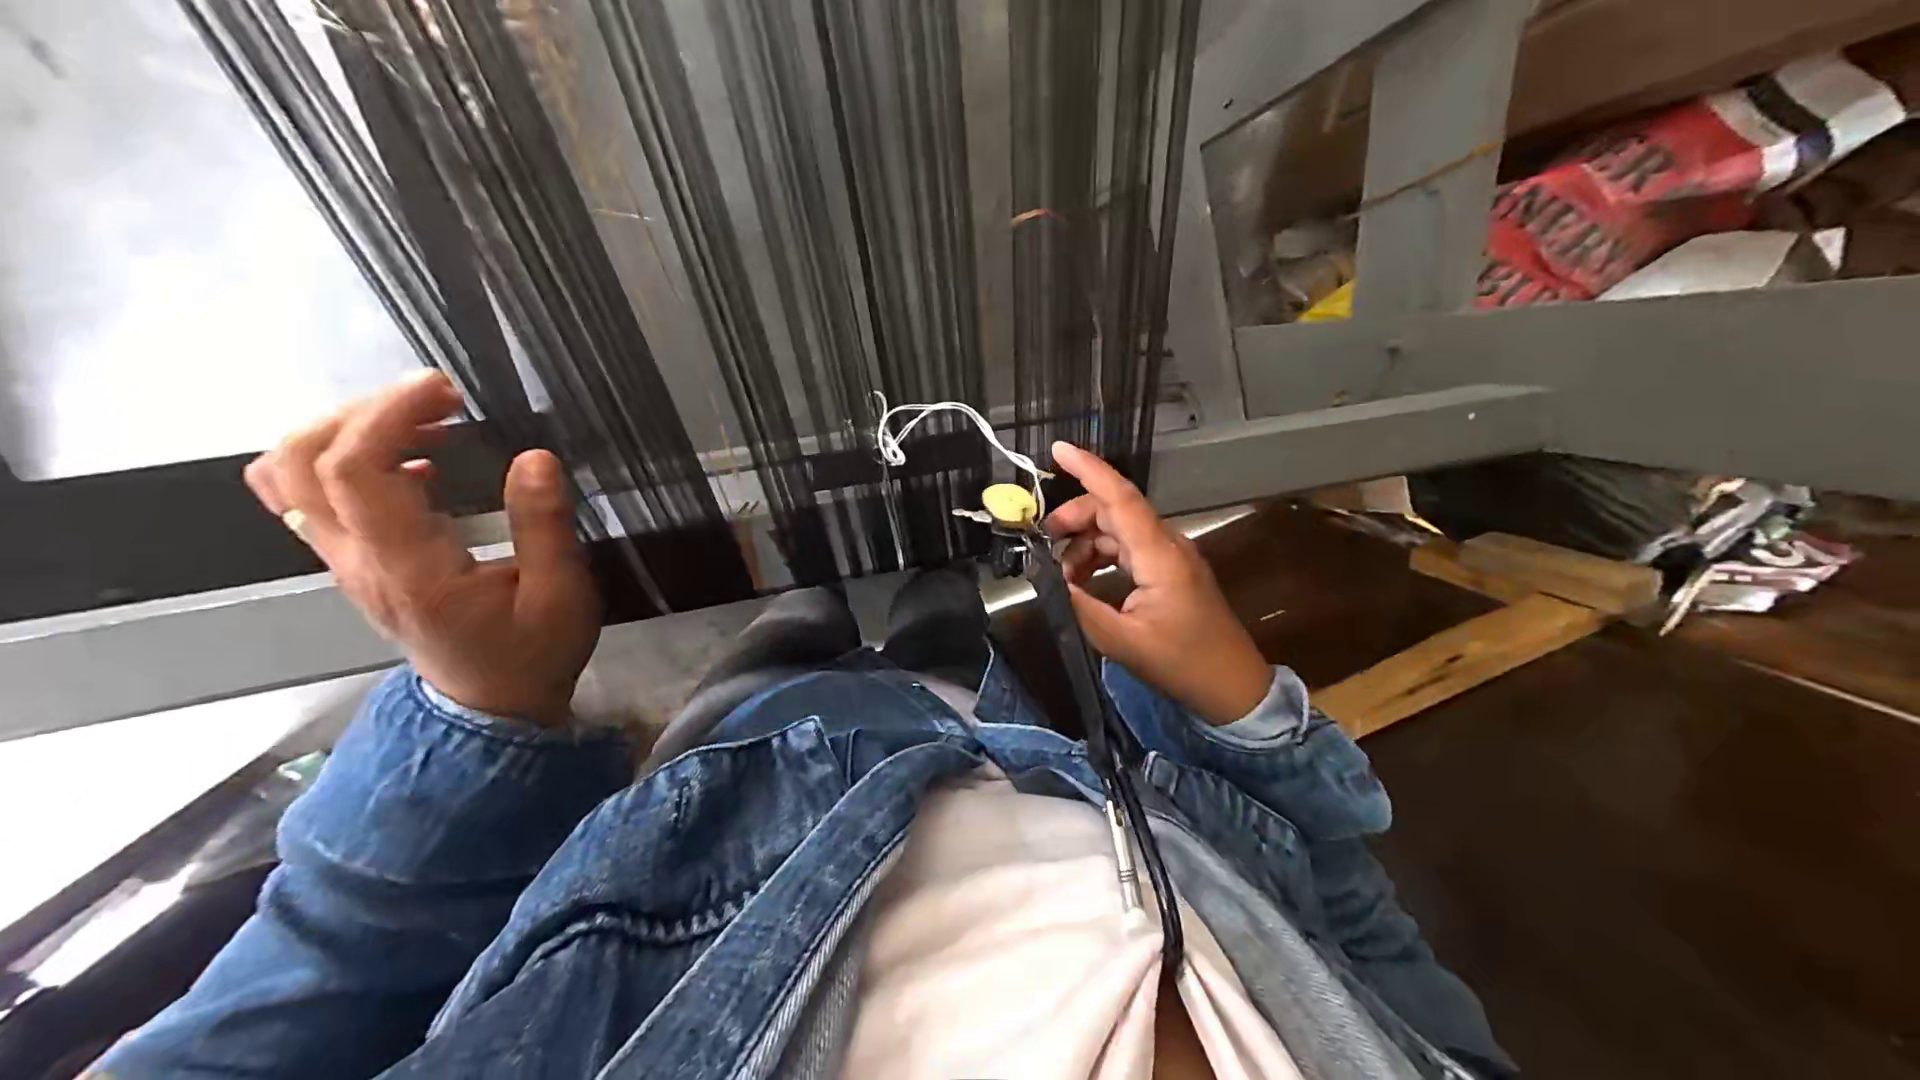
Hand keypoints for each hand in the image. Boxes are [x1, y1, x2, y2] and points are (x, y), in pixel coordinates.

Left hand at [244, 370, 599, 725]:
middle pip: (298, 463)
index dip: (389, 415)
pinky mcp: (357, 566)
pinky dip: (346, 462)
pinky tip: (414, 465)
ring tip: (420, 426)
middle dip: (361, 412)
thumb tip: (535, 457)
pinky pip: (314, 500)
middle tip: (436, 403)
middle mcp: (358, 562)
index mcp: (408, 568)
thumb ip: (545, 526)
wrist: (494, 708)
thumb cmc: (534, 653)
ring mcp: (348, 565)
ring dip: (345, 434)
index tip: (444, 390)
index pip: (356, 470)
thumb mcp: (562, 594)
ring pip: (290, 481)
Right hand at [1044, 441, 1270, 724]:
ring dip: (1084, 543)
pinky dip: (1099, 557)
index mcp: (1159, 556)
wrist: (1232, 686)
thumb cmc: (1184, 664)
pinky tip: (1081, 581)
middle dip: (1074, 518)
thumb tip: (1048, 582)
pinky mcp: (1168, 571)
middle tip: (1043, 542)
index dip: (1089, 469)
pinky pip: (1127, 549)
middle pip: (1113, 510)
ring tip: (1061, 575)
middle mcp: (1166, 545)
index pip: (1121, 498)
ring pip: (1117, 529)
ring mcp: (1170, 557)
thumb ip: (1081, 608)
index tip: (1057, 450)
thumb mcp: (1123, 642)